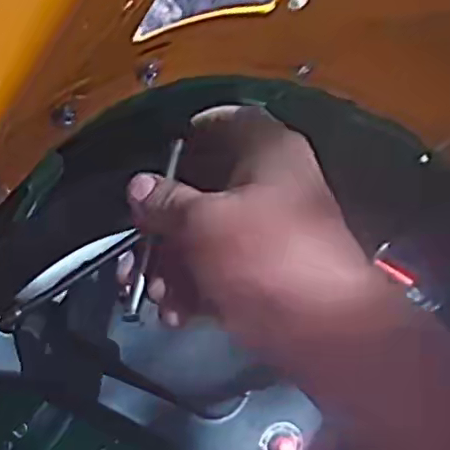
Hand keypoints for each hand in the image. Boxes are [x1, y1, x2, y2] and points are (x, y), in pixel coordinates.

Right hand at [120, 106, 396, 363]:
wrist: (314, 326)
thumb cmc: (262, 256)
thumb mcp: (203, 222)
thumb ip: (165, 203)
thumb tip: (138, 186)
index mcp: (266, 155)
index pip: (225, 123)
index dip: (189, 135)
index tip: (155, 159)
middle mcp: (264, 188)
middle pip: (197, 193)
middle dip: (159, 228)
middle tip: (135, 253)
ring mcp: (258, 236)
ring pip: (195, 241)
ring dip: (166, 270)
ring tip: (156, 294)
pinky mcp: (251, 276)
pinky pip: (206, 275)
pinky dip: (186, 294)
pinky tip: (175, 314)